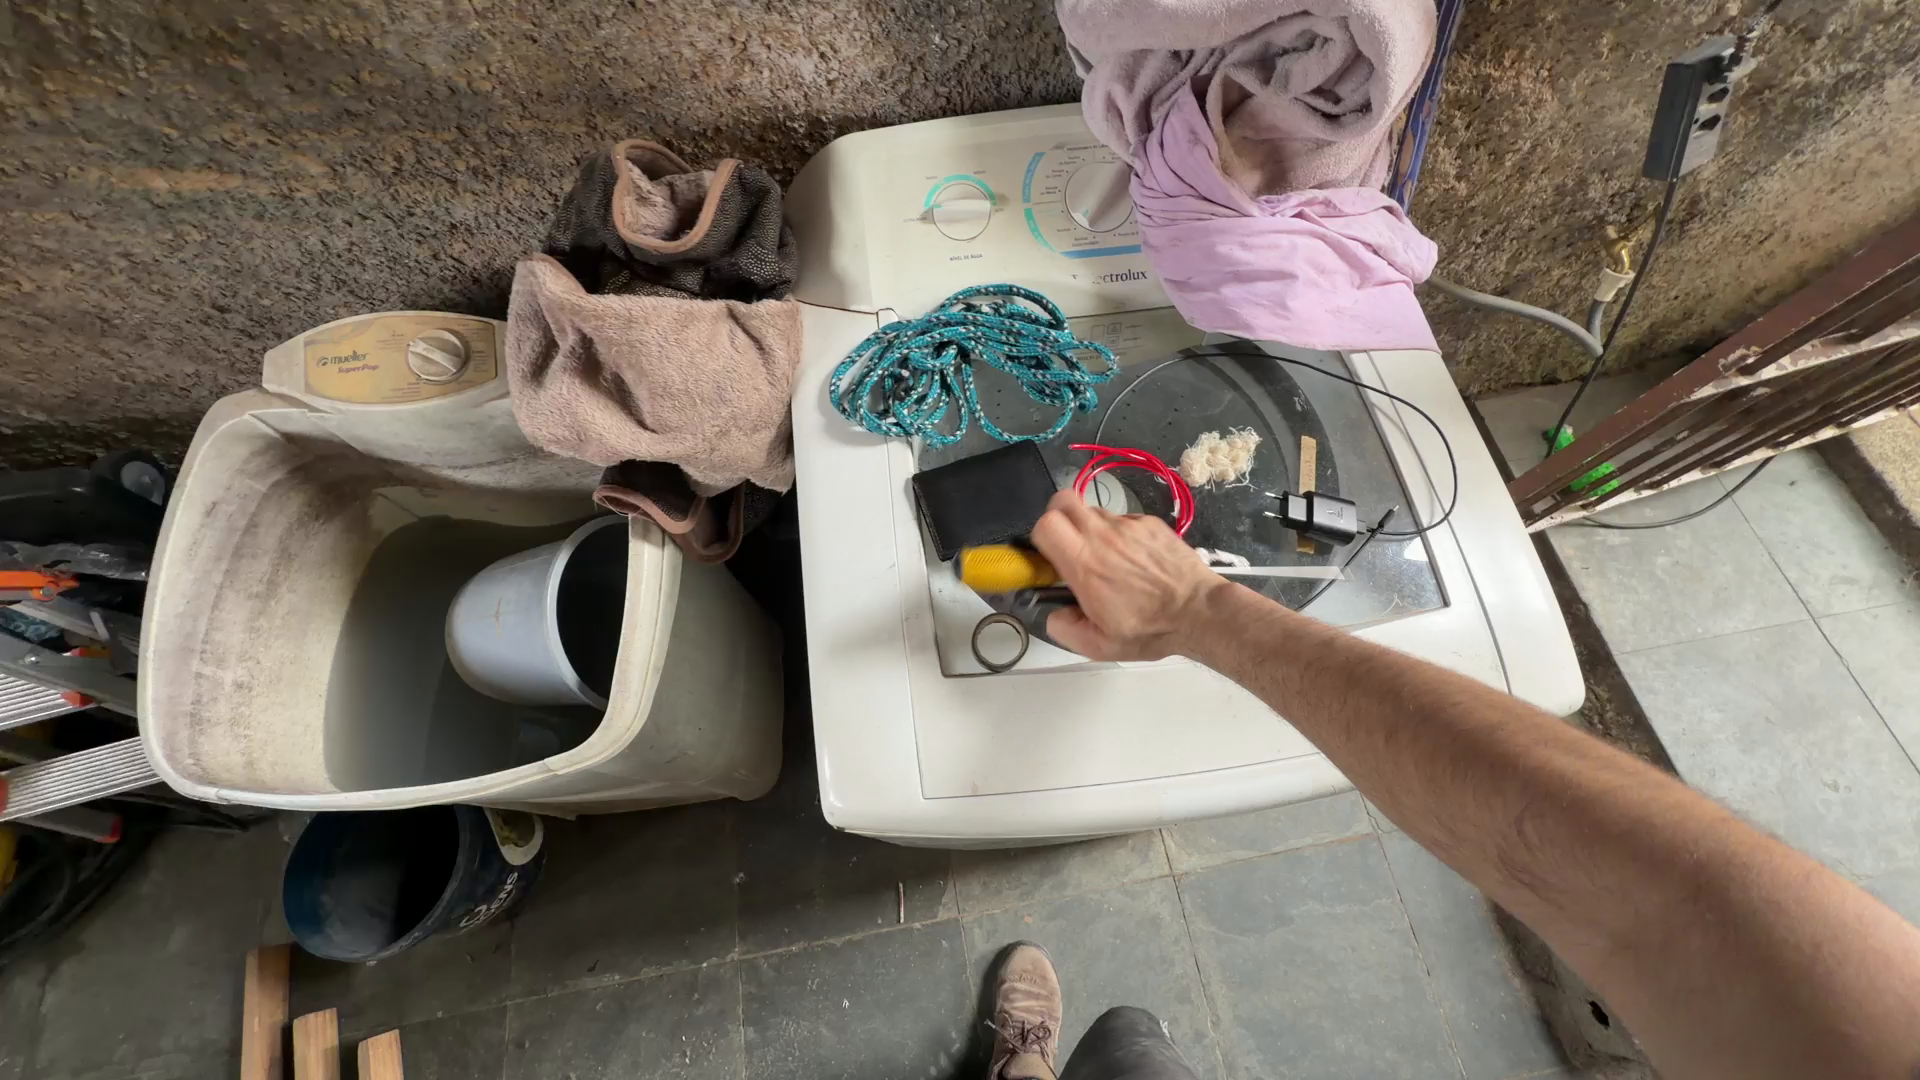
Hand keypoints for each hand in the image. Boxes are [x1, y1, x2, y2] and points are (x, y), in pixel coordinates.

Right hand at [1028, 489, 1227, 660]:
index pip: (1045, 524)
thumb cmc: (1150, 629)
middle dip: (1057, 519)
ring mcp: (1128, 525)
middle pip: (1062, 501)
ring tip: (1105, 556)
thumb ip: (1064, 628)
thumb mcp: (1099, 645)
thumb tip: (1054, 614)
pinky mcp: (1150, 523)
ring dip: (1089, 528)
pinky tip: (1132, 557)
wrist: (1200, 611)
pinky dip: (1119, 533)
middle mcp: (1103, 536)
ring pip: (1093, 510)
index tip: (1050, 557)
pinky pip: (1122, 518)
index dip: (1040, 536)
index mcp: (1084, 564)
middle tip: (1068, 545)